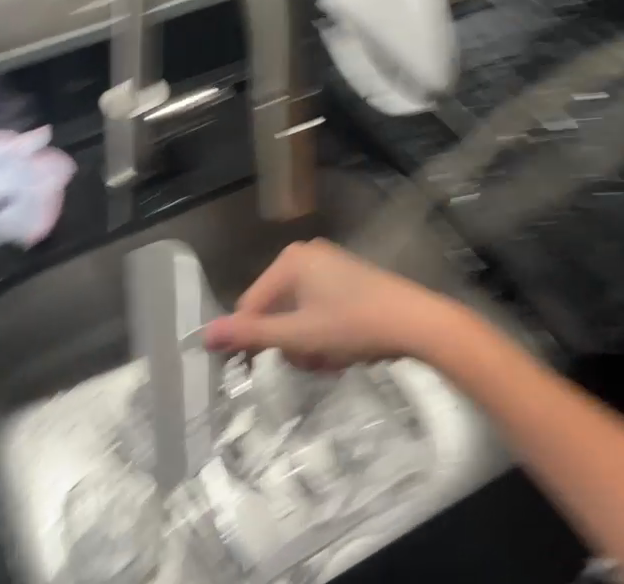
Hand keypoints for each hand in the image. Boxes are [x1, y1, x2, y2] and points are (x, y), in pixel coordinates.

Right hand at [201, 239, 457, 369]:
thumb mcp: (299, 335)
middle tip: (313, 362)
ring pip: (299, 314)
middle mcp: (306, 255)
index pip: (251, 304)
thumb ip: (251, 334)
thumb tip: (204, 335)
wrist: (419, 324)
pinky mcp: (350, 279)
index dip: (255, 338)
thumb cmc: (354, 325)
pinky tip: (346, 349)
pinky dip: (326, 332)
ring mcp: (330, 265)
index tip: (264, 367)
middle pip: (276, 309)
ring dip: (309, 342)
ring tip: (333, 359)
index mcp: (289, 260)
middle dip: (290, 342)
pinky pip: (320, 308)